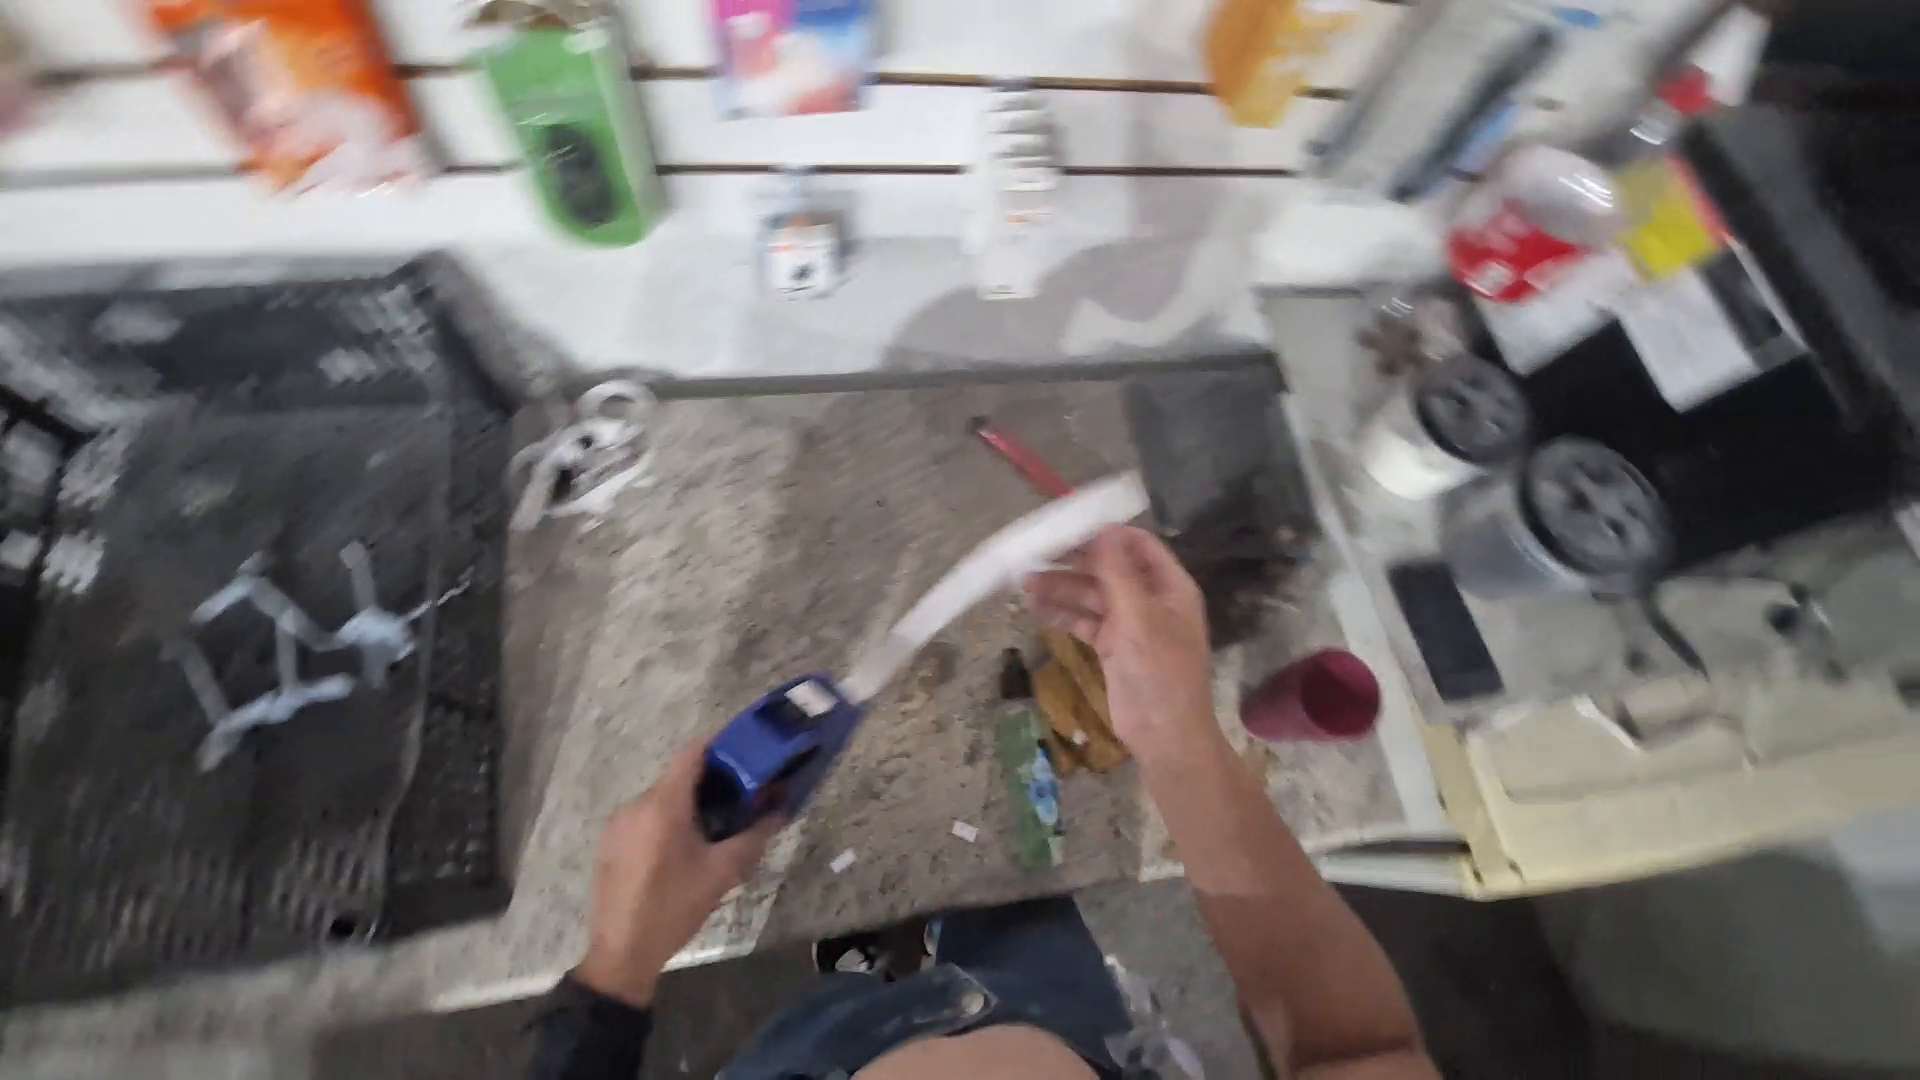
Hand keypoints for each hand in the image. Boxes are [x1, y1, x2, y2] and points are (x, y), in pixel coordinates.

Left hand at [573, 742, 779, 1006]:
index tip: (746, 753)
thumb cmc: (674, 908)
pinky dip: (668, 819)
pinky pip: (645, 816)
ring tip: (715, 826)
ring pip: (662, 797)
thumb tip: (781, 810)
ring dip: (688, 803)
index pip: (692, 753)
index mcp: (663, 806)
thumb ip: (754, 836)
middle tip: (741, 797)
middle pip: (679, 776)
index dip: (720, 746)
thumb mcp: (722, 873)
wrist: (621, 955)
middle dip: (711, 781)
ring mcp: (619, 824)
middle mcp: (637, 805)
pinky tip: (684, 847)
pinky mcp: (611, 842)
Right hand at [1024, 526, 1214, 759]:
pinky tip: (1037, 607)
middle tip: (1036, 555)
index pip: (1138, 545)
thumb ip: (1119, 573)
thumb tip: (1104, 530)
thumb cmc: (1159, 672)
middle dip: (1074, 562)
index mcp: (1169, 586)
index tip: (1068, 529)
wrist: (1165, 735)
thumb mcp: (1138, 617)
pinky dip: (1063, 613)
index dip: (1106, 535)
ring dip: (1062, 588)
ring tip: (1025, 584)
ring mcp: (1130, 623)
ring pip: (1092, 595)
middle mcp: (1150, 599)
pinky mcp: (1112, 646)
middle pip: (1109, 569)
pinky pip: (1085, 620)